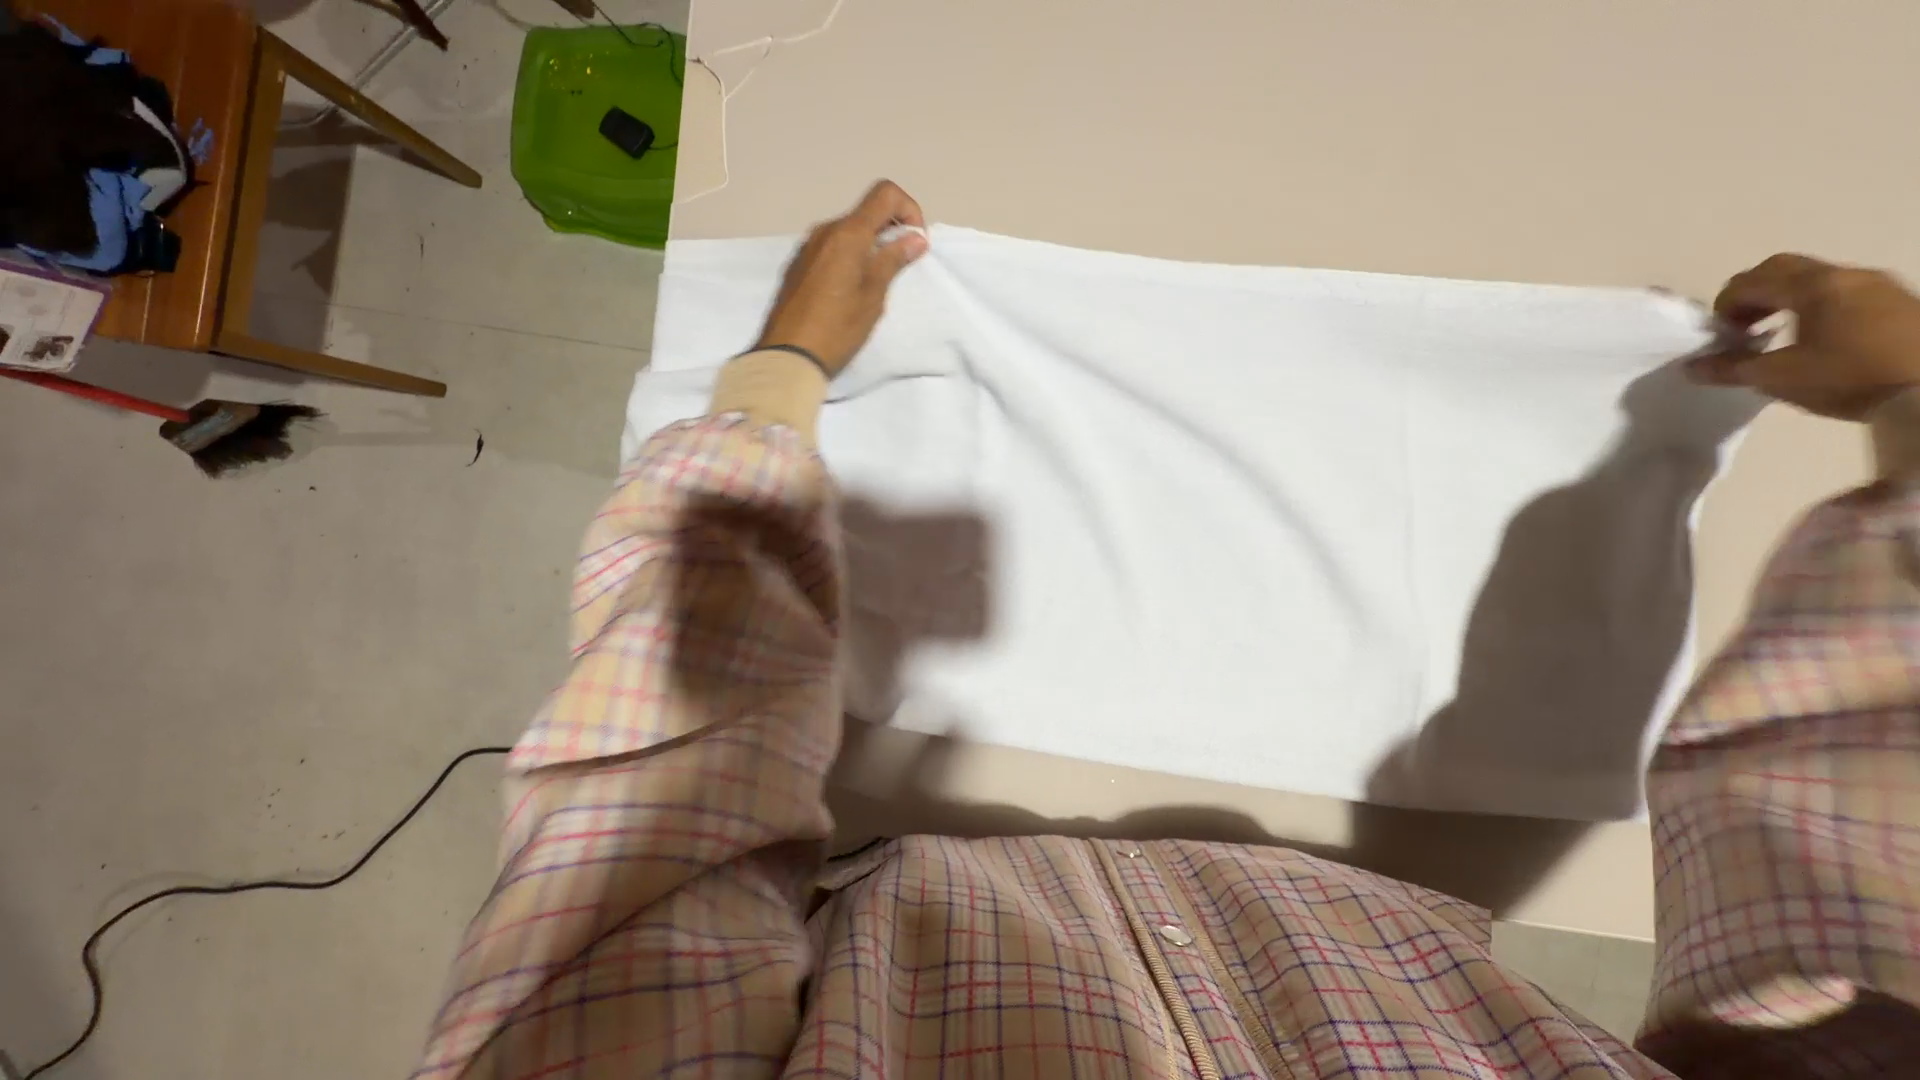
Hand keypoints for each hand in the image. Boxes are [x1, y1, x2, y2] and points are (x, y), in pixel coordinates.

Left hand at [754, 180, 928, 375]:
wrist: (787, 355)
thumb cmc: (837, 328)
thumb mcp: (873, 296)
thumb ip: (893, 261)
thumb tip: (915, 238)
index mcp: (847, 234)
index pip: (885, 193)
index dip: (908, 210)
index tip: (914, 243)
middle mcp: (824, 231)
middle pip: (865, 213)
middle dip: (889, 232)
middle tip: (899, 268)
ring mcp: (807, 247)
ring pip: (847, 232)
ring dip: (868, 246)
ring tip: (873, 284)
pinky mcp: (797, 265)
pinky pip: (830, 249)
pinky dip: (848, 258)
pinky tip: (848, 292)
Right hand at [1688, 254, 1919, 418]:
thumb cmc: (1849, 377)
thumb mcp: (1778, 377)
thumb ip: (1730, 368)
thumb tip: (1692, 366)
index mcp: (1813, 287)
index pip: (1750, 281)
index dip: (1724, 306)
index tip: (1723, 336)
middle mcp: (1845, 275)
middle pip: (1782, 268)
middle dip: (1752, 294)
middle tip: (1742, 327)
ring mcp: (1878, 284)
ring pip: (1814, 278)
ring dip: (1783, 298)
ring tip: (1776, 333)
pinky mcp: (1898, 300)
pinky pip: (1841, 290)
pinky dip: (1814, 304)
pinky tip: (1815, 335)